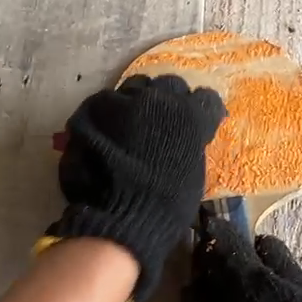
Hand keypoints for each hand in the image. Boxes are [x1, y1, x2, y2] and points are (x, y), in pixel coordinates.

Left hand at [52, 74, 224, 298]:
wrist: (119, 216)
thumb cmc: (165, 205)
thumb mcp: (191, 172)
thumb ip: (190, 144)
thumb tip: (186, 138)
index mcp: (190, 117)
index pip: (206, 99)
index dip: (200, 110)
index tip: (196, 121)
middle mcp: (160, 100)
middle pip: (170, 85)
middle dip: (168, 100)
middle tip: (162, 120)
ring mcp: (125, 101)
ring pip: (137, 87)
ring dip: (139, 100)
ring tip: (131, 121)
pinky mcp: (95, 108)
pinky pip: (107, 101)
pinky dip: (110, 113)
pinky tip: (106, 132)